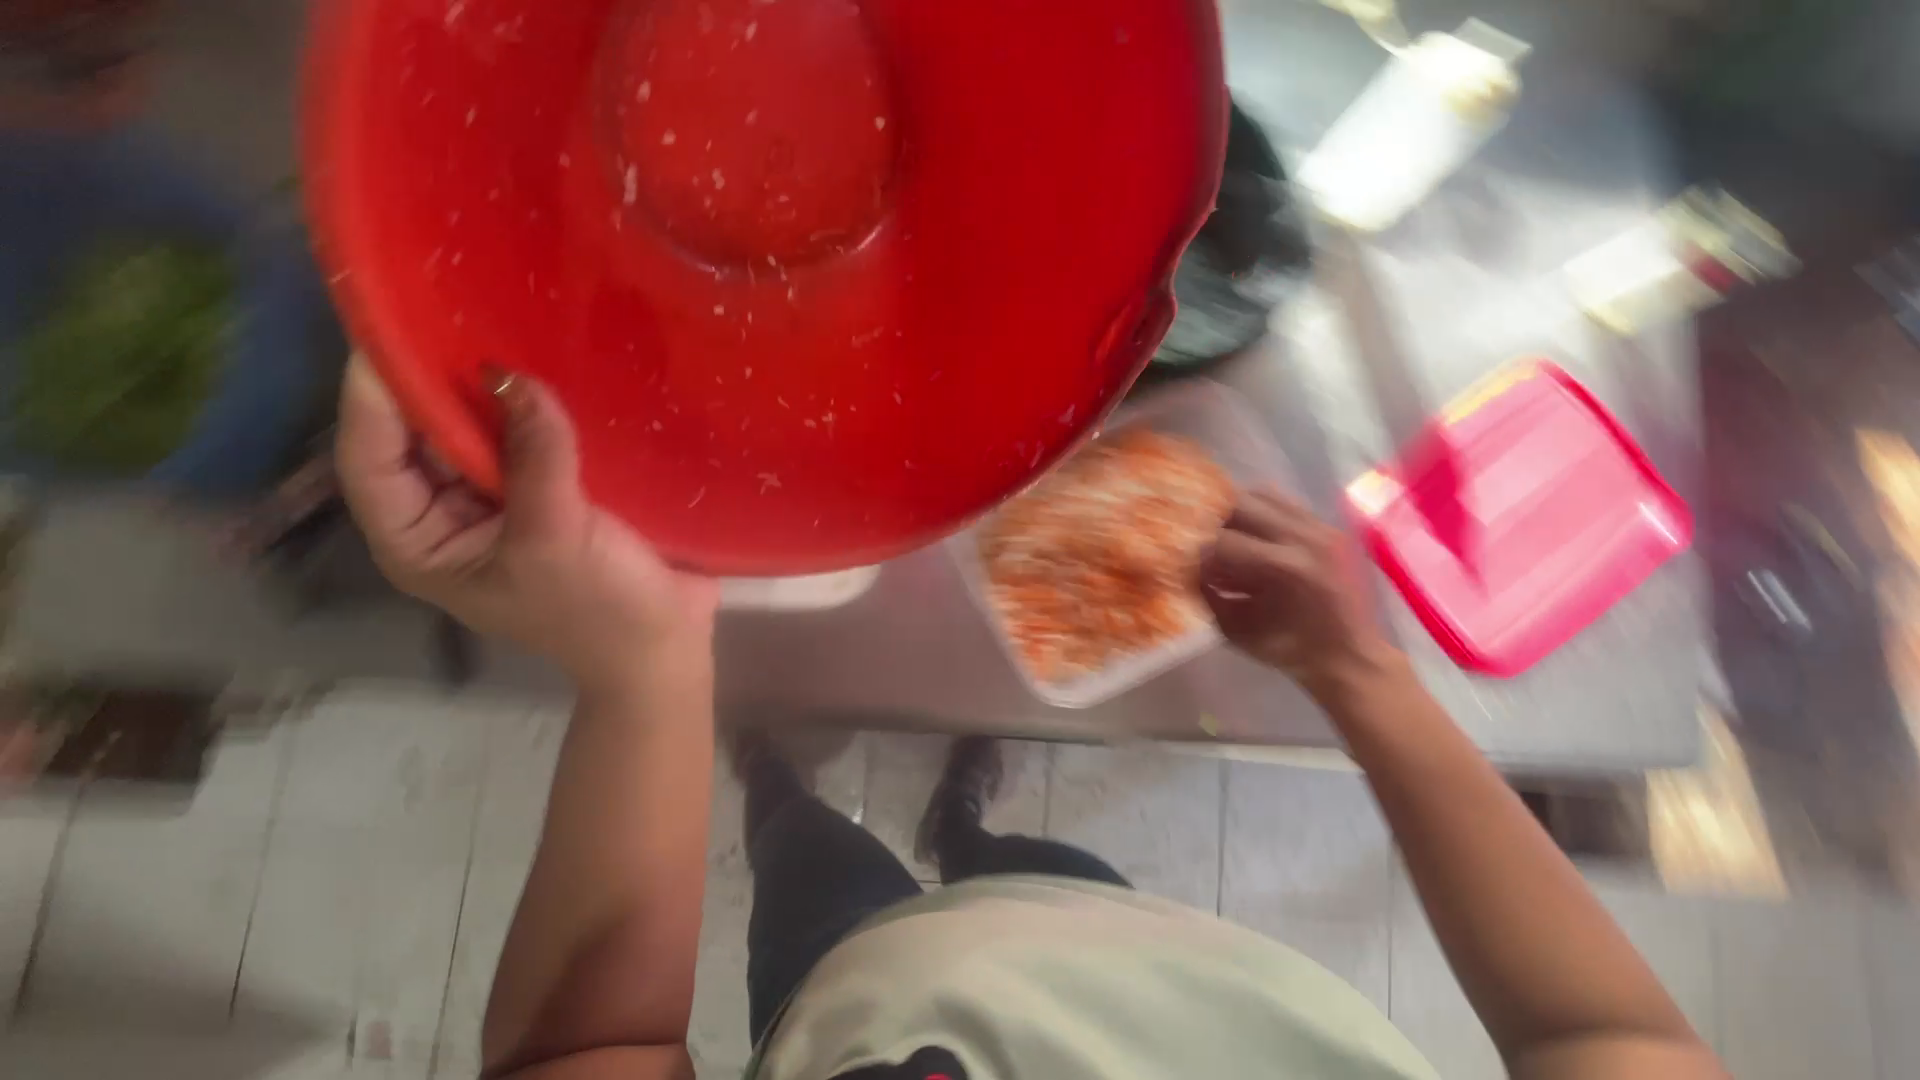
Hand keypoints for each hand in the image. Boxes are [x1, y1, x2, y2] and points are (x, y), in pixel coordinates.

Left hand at [335, 355, 717, 695]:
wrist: (665, 644)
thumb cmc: (597, 608)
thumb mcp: (554, 537)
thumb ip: (532, 456)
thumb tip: (508, 374)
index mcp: (420, 544)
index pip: (371, 461)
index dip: (373, 398)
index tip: (395, 334)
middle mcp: (448, 519)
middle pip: (420, 441)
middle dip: (434, 386)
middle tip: (452, 314)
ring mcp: (501, 505)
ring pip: (477, 436)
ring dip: (488, 394)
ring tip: (495, 326)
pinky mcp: (549, 494)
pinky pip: (527, 442)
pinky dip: (532, 412)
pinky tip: (546, 371)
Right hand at [1199, 490, 1398, 700]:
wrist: (1351, 657)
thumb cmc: (1290, 651)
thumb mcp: (1236, 630)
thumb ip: (1206, 594)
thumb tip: (1178, 568)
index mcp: (1287, 567)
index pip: (1221, 540)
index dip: (1193, 548)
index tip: (1178, 557)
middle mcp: (1306, 537)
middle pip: (1239, 504)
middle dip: (1209, 521)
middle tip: (1194, 539)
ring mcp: (1321, 527)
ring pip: (1260, 495)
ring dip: (1233, 511)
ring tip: (1220, 532)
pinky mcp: (1327, 525)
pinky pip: (1283, 502)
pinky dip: (1258, 511)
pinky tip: (1248, 532)